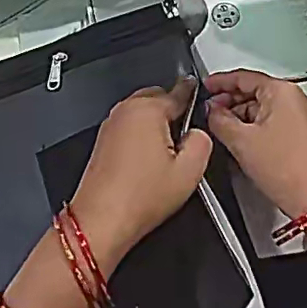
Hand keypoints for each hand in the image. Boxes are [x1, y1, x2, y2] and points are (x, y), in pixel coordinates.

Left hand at [70, 79, 211, 272]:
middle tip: (185, 137)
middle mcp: (126, 111)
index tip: (196, 89)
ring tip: (165, 158)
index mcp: (148, 110)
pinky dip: (141, 136)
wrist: (103, 218)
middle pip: (158, 98)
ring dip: (156, 125)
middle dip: (172, 112)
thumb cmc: (136, 197)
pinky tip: (148, 163)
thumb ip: (203, 141)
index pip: (178, 92)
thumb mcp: (190, 171)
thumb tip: (199, 133)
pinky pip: (129, 127)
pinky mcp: (104, 139)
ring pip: (142, 113)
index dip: (192, 94)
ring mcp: (111, 124)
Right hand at [206, 70, 306, 217]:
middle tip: (209, 109)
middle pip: (251, 90)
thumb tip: (211, 111)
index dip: (220, 81)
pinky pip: (267, 121)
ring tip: (220, 128)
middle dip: (228, 100)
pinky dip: (250, 127)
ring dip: (238, 116)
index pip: (243, 76)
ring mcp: (296, 116)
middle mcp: (292, 99)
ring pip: (258, 107)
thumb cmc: (291, 170)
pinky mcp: (296, 133)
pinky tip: (237, 139)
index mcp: (281, 91)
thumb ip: (218, 119)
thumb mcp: (240, 140)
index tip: (206, 85)